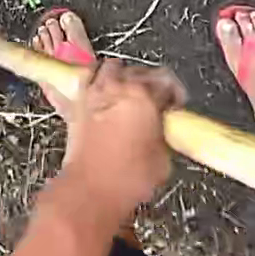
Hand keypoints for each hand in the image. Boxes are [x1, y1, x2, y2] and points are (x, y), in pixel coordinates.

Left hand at [53, 60, 185, 227]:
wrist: (91, 188)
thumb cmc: (129, 178)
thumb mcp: (163, 159)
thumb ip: (163, 135)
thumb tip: (160, 131)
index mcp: (145, 97)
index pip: (167, 80)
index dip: (175, 93)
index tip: (175, 105)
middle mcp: (120, 86)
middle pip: (140, 70)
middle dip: (151, 83)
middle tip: (156, 102)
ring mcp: (97, 90)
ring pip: (113, 66)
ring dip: (123, 75)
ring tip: (128, 92)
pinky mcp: (79, 100)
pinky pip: (87, 75)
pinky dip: (96, 77)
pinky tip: (101, 89)